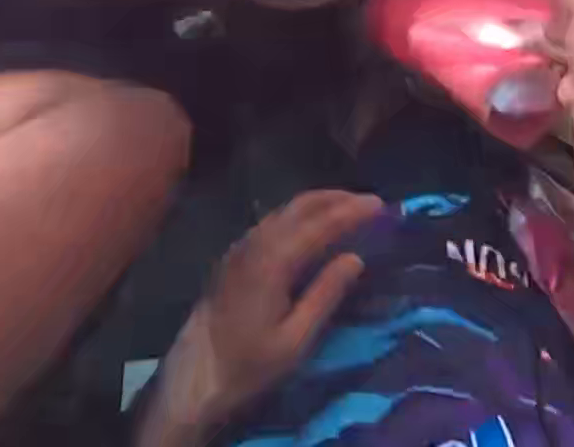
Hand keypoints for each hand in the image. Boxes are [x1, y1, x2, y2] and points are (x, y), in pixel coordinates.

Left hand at [141, 191, 379, 444]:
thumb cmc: (248, 364)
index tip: (380, 204)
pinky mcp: (237, 251)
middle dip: (338, 197)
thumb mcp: (295, 341)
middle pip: (304, 204)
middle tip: (369, 202)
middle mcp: (258, 240)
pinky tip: (314, 223)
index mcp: (275, 259)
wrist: (193, 376)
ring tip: (348, 207)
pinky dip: (302, 212)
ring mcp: (244, 242)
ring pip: (288, 208)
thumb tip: (355, 258)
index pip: (322, 223)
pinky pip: (276, 218)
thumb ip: (326, 295)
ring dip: (321, 201)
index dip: (352, 211)